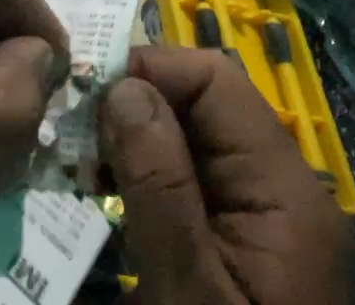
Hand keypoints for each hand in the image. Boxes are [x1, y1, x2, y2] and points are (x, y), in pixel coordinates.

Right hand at [100, 47, 354, 304]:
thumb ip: (159, 184)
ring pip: (190, 137)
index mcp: (285, 191)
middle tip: (68, 135)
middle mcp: (281, 188)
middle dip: (131, 104)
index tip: (82, 98)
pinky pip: (189, 177)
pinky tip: (102, 192)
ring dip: (129, 137)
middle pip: (202, 104)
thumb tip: (122, 86)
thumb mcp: (188, 289)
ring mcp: (262, 215)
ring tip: (77, 164)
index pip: (214, 81)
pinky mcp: (241, 238)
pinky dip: (141, 171)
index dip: (149, 71)